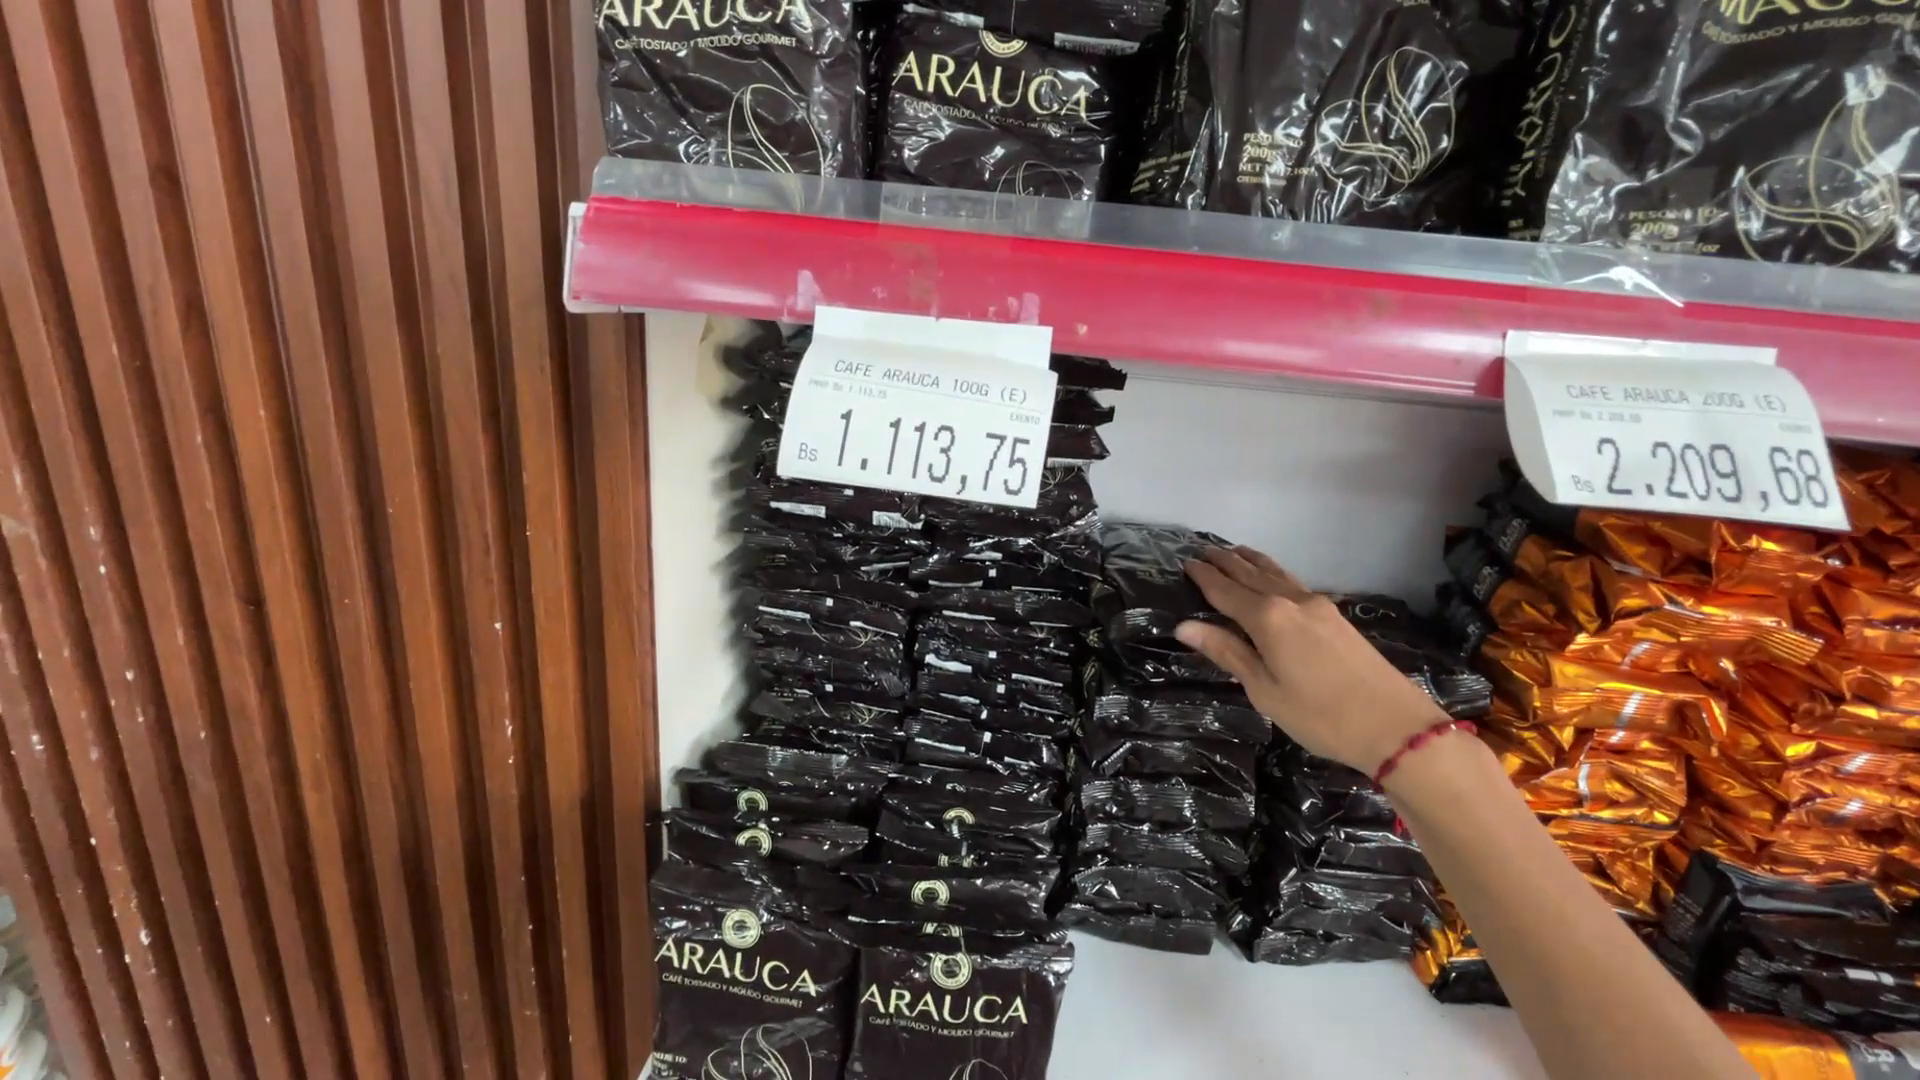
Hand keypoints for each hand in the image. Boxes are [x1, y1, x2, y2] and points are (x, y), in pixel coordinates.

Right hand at [1174, 546, 1449, 775]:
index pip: (1226, 592)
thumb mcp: (1265, 690)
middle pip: (1252, 576)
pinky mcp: (1336, 617)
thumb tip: (1184, 626)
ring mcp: (1318, 606)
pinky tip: (1273, 577)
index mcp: (1268, 619)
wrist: (1395, 726)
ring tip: (1235, 551)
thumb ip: (1228, 653)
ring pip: (1276, 575)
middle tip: (1204, 550)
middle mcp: (1291, 602)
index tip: (1187, 563)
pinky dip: (1274, 573)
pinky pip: (1294, 583)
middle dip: (1227, 563)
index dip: (1205, 578)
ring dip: (1252, 562)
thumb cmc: (1320, 716)